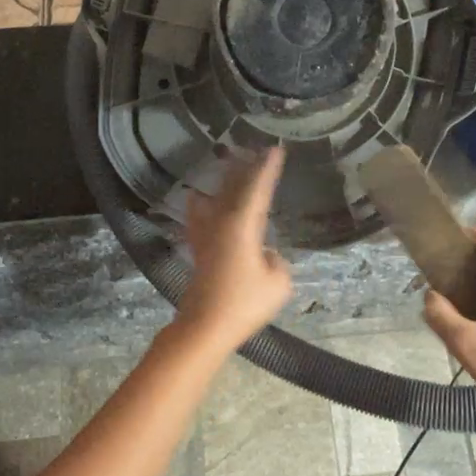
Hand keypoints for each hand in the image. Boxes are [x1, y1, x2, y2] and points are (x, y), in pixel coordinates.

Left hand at [180, 147, 292, 352]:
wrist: (205, 326)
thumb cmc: (244, 304)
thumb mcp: (278, 283)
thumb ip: (276, 261)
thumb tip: (264, 254)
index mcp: (243, 225)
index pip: (258, 189)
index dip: (268, 168)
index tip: (276, 149)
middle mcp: (222, 222)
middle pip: (234, 187)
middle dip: (247, 167)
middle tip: (258, 150)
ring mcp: (207, 235)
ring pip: (217, 198)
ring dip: (226, 180)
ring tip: (232, 163)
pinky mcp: (199, 249)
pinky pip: (199, 217)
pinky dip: (201, 204)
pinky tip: (196, 197)